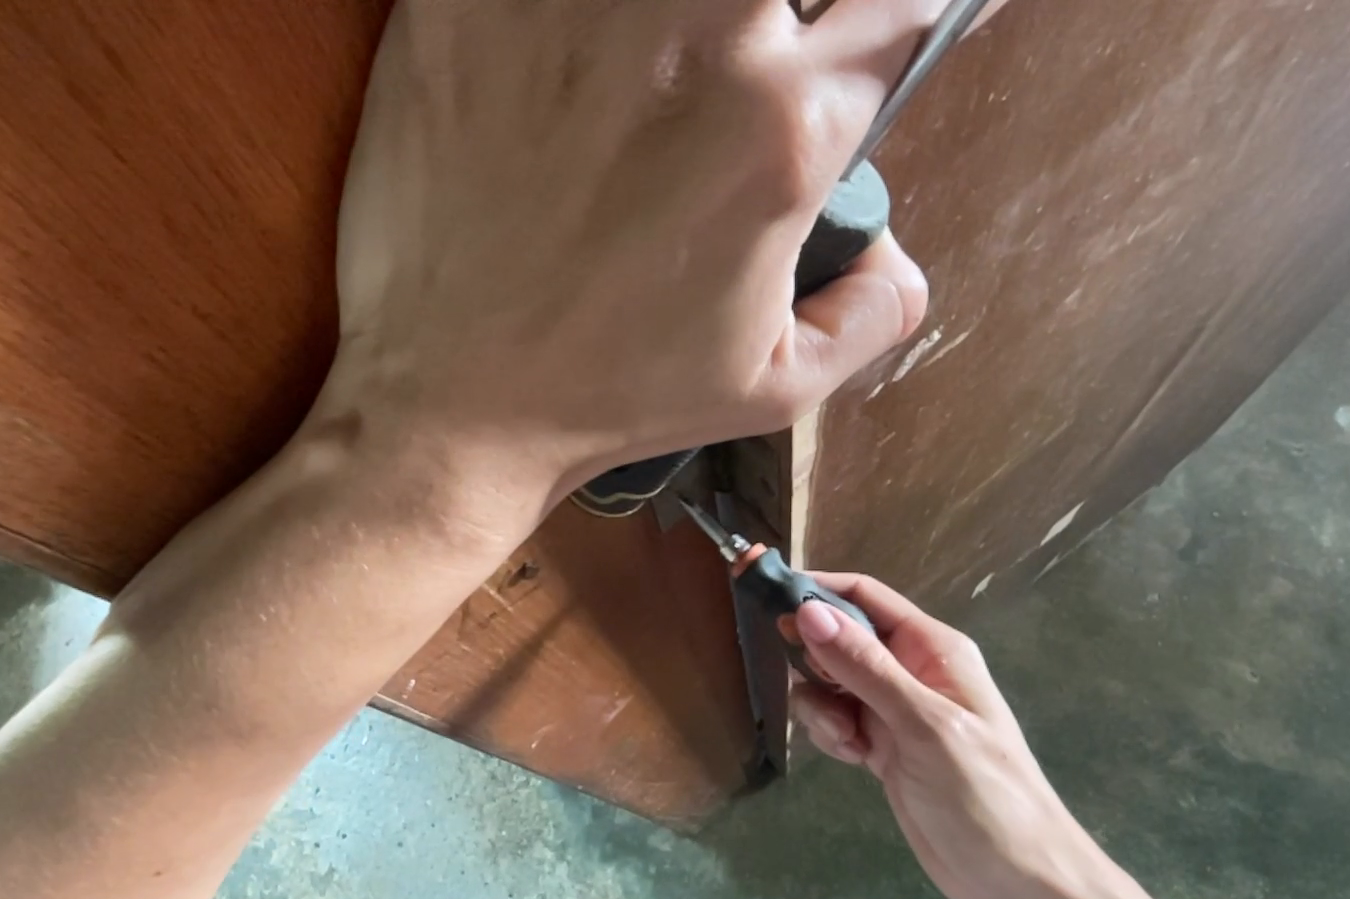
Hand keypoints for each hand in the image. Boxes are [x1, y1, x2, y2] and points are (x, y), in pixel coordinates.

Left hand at [315, 0, 933, 499]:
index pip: (900, 8)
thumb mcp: (775, 390)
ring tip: (639, 88)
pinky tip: (559, 68)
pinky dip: (558, 16)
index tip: (858, 46)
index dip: (890, 26)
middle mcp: (693, 35)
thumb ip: (873, 309)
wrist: (448, 407)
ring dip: (672, 20)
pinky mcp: (462, 5)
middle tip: (730, 74)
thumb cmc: (607, 402)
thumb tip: (892, 248)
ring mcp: (571, 5)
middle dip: (776, 23)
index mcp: (781, 127)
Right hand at [789, 575, 1108, 898]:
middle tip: (816, 694)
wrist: (1017, 883)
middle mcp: (909, 669)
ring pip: (828, 682)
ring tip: (848, 743)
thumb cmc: (985, 796)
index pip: (862, 597)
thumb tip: (805, 611)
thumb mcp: (923, 725)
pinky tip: (856, 760)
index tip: (762, 593)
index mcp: (931, 648)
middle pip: (837, 638)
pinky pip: (834, 718)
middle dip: (814, 661)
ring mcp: (893, 708)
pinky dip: (831, 734)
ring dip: (821, 708)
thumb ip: (864, 667)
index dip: (813, 589)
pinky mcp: (880, 743)